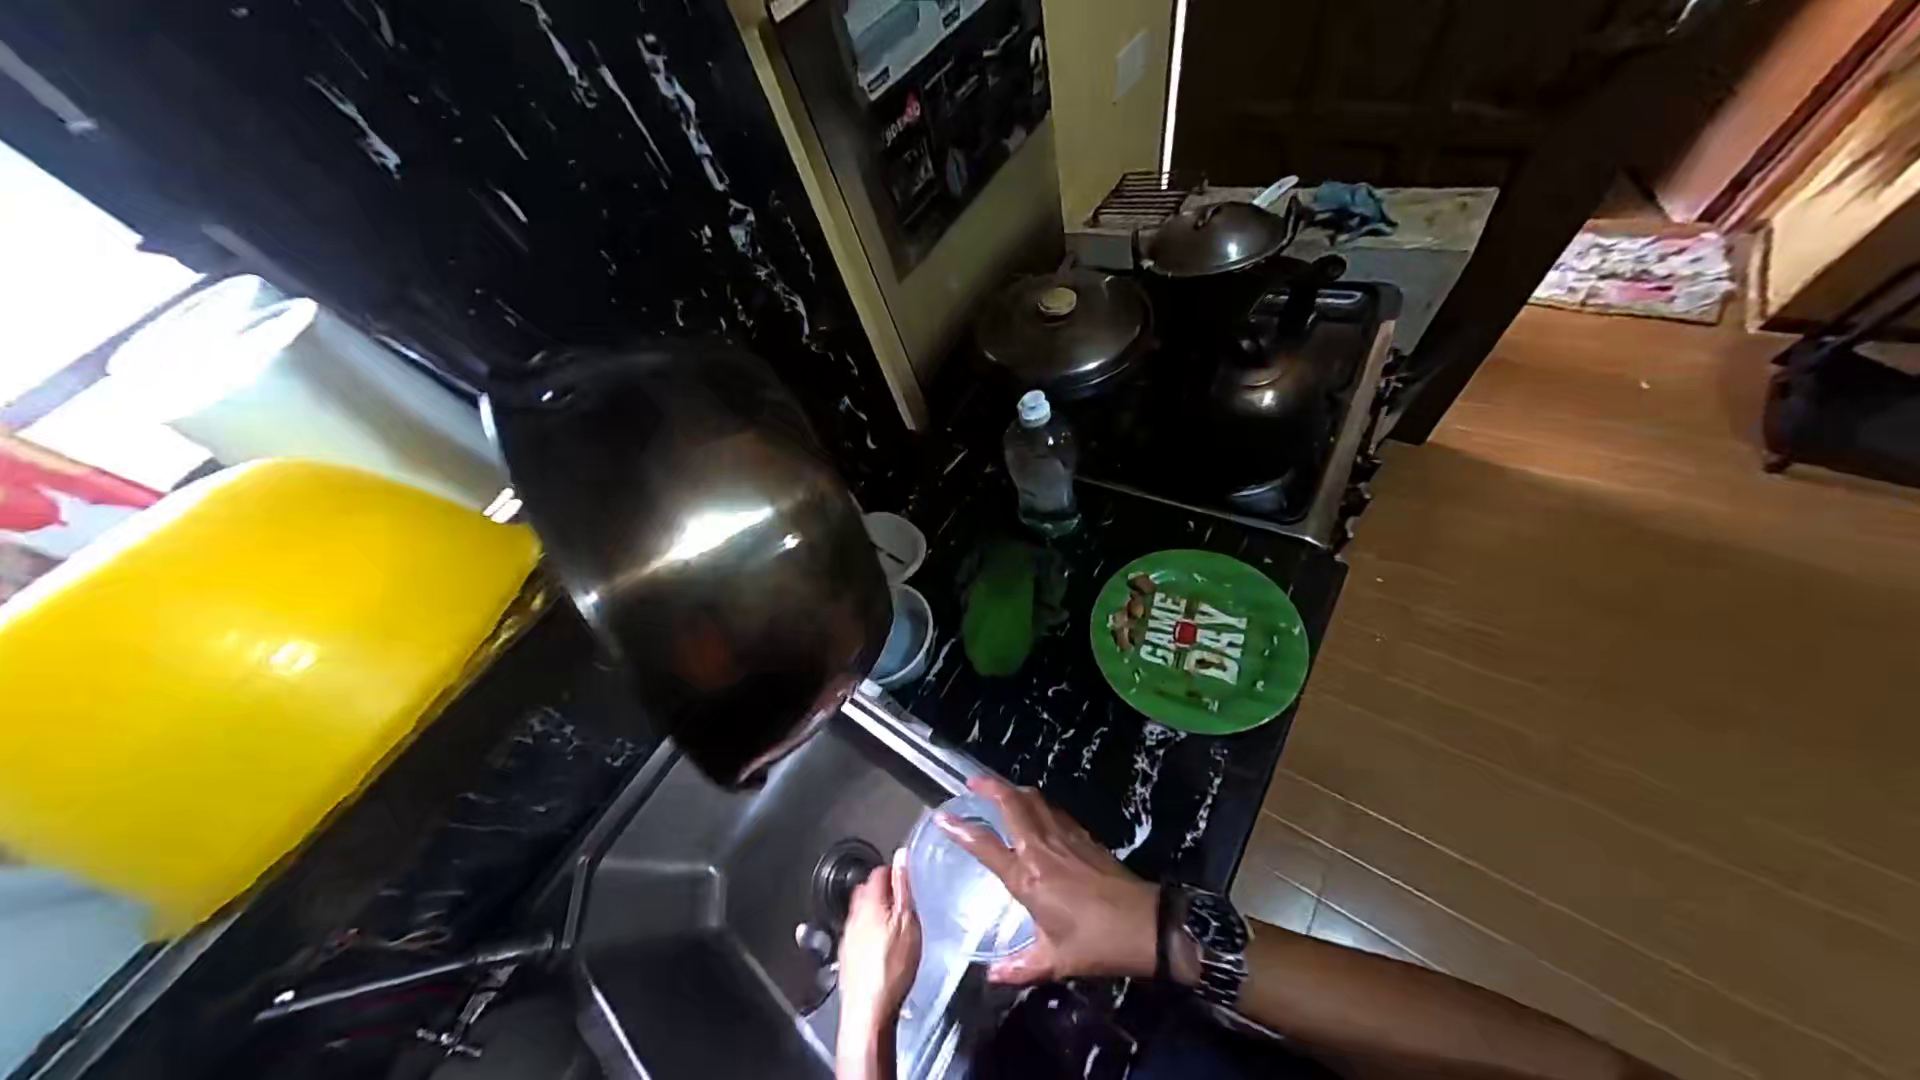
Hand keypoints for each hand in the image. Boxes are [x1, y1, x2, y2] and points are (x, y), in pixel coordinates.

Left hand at [836, 850, 921, 1051]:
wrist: (868, 1012)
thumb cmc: (891, 967)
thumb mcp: (907, 921)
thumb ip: (903, 887)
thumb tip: (900, 856)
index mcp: (869, 902)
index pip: (878, 872)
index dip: (893, 870)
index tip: (905, 876)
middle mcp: (853, 915)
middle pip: (866, 890)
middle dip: (882, 889)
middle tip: (901, 897)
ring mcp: (847, 937)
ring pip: (860, 912)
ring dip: (875, 910)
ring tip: (894, 921)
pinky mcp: (847, 957)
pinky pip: (858, 933)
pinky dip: (869, 931)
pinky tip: (881, 945)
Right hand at [936, 776, 1159, 985]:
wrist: (1144, 924)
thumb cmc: (1095, 943)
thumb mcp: (1054, 961)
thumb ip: (1020, 966)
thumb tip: (992, 976)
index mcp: (1027, 877)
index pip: (985, 845)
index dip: (961, 829)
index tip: (942, 817)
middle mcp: (1041, 848)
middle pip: (1011, 803)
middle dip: (989, 787)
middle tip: (972, 782)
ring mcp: (1063, 837)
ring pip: (1033, 799)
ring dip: (1013, 789)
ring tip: (1000, 789)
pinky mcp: (1083, 835)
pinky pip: (1053, 809)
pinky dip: (1038, 802)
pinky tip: (1036, 809)